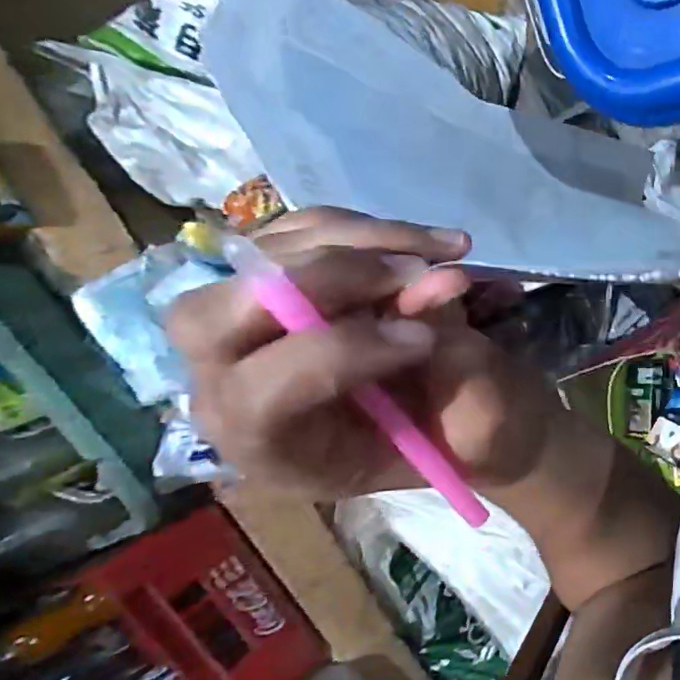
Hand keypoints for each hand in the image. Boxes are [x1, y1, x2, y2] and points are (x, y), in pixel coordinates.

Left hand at [168, 207, 561, 502]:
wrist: (449, 410)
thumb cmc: (456, 434)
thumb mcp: (471, 424)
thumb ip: (455, 363)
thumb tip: (442, 277)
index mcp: (275, 450)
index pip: (256, 396)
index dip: (341, 353)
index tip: (425, 338)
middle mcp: (231, 388)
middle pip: (208, 317)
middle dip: (319, 279)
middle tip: (413, 271)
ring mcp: (242, 327)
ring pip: (260, 258)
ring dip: (363, 241)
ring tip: (446, 249)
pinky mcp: (275, 280)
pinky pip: (298, 230)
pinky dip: (365, 228)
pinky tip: (423, 245)